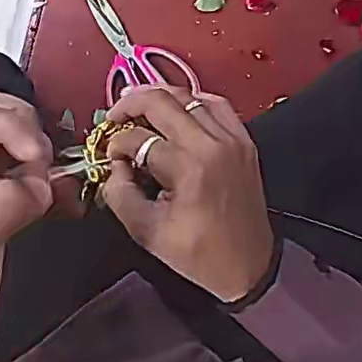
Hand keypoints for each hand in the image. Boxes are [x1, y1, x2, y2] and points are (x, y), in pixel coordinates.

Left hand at [0, 90, 54, 361]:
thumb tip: (43, 181)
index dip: (7, 123)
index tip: (39, 154)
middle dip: (25, 131)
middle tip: (47, 162)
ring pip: (13, 144)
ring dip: (40, 154)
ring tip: (56, 184)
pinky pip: (26, 177)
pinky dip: (49, 181)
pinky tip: (67, 198)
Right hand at [102, 86, 275, 301]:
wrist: (250, 265)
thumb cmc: (199, 254)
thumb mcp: (148, 232)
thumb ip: (120, 194)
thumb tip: (114, 165)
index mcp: (188, 168)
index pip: (139, 138)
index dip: (116, 145)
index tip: (111, 157)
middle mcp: (211, 143)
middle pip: (162, 102)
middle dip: (130, 104)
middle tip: (115, 115)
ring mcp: (231, 138)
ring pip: (188, 95)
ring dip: (159, 96)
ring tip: (138, 104)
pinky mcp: (243, 140)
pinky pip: (217, 104)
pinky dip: (193, 99)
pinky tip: (177, 107)